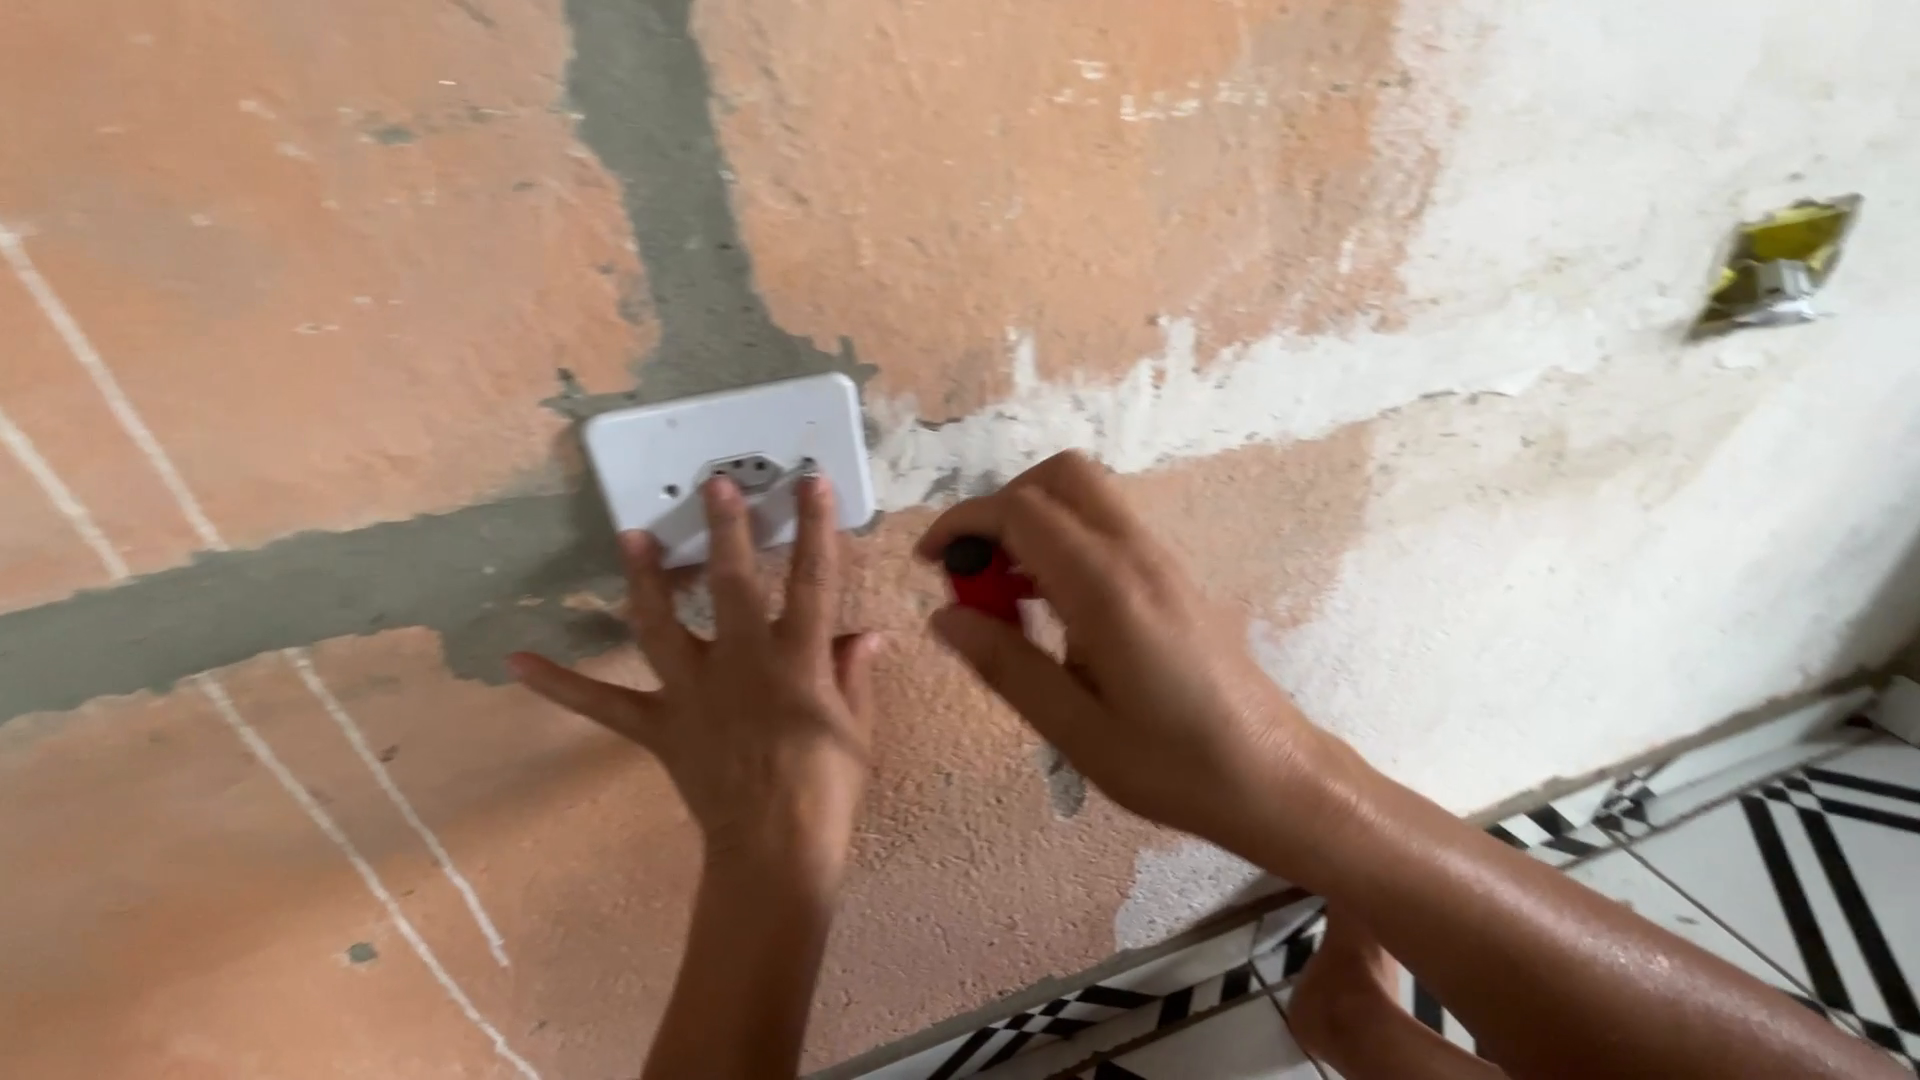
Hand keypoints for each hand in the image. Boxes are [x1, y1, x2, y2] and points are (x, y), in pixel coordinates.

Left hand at [510, 474, 881, 885]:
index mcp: (798, 660)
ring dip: (645, 579)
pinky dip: (561, 684)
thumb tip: (868, 636)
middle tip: (712, 484)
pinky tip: (518, 660)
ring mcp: (694, 693)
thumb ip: (855, 673)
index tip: (808, 482)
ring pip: (662, 626)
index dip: (813, 527)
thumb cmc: (827, 788)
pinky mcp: (660, 726)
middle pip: (730, 584)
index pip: (813, 579)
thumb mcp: (857, 726)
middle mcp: (743, 663)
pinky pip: (605, 704)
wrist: (775, 851)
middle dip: (724, 531)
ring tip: (632, 535)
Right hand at [916, 451, 1352, 864]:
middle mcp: (1137, 554)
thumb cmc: (1174, 766)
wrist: (1278, 778)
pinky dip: (1064, 540)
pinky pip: (1107, 525)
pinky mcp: (1173, 575)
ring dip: (1034, 522)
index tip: (930, 563)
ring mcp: (1162, 559)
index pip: (1021, 511)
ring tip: (1010, 597)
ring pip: (1086, 495)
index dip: (963, 523)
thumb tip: (943, 617)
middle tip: (977, 572)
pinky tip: (1056, 608)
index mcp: (1107, 589)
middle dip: (1002, 506)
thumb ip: (1005, 665)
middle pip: (1059, 476)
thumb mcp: (1075, 730)